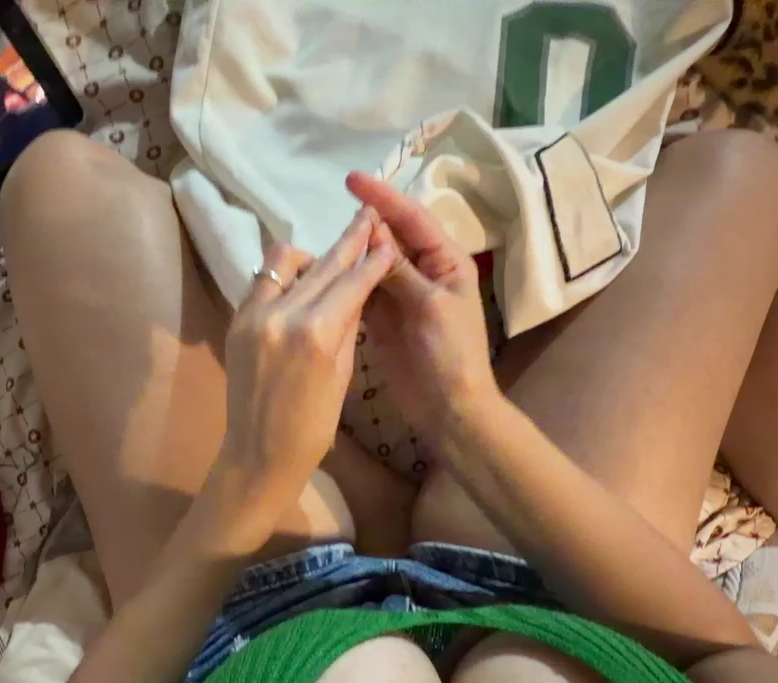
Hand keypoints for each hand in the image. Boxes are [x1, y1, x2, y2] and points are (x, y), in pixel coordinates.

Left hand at [219, 207, 397, 514]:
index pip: (352, 281)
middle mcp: (282, 314)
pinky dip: (283, 277)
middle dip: (347, 242)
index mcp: (317, 333)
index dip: (372, 257)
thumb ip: (348, 325)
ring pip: (285, 262)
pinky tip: (298, 286)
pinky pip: (263, 282)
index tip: (386, 236)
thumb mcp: (342, 375)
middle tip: (365, 219)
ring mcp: (253, 315)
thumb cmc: (312, 427)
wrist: (259, 454)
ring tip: (326, 266)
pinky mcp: (236, 321)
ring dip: (310, 257)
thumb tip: (356, 289)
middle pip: (322, 264)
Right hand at [344, 171, 499, 436]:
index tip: (352, 181)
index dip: (383, 199)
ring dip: (354, 254)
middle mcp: (424, 272)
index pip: (412, 219)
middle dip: (366, 225)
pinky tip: (328, 275)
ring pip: (374, 265)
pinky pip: (363, 294)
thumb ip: (401, 271)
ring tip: (326, 243)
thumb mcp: (430, 306)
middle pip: (392, 238)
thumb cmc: (450, 354)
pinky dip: (348, 284)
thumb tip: (375, 235)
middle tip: (334, 216)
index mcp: (446, 261)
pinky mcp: (383, 321)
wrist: (448, 407)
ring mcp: (402, 297)